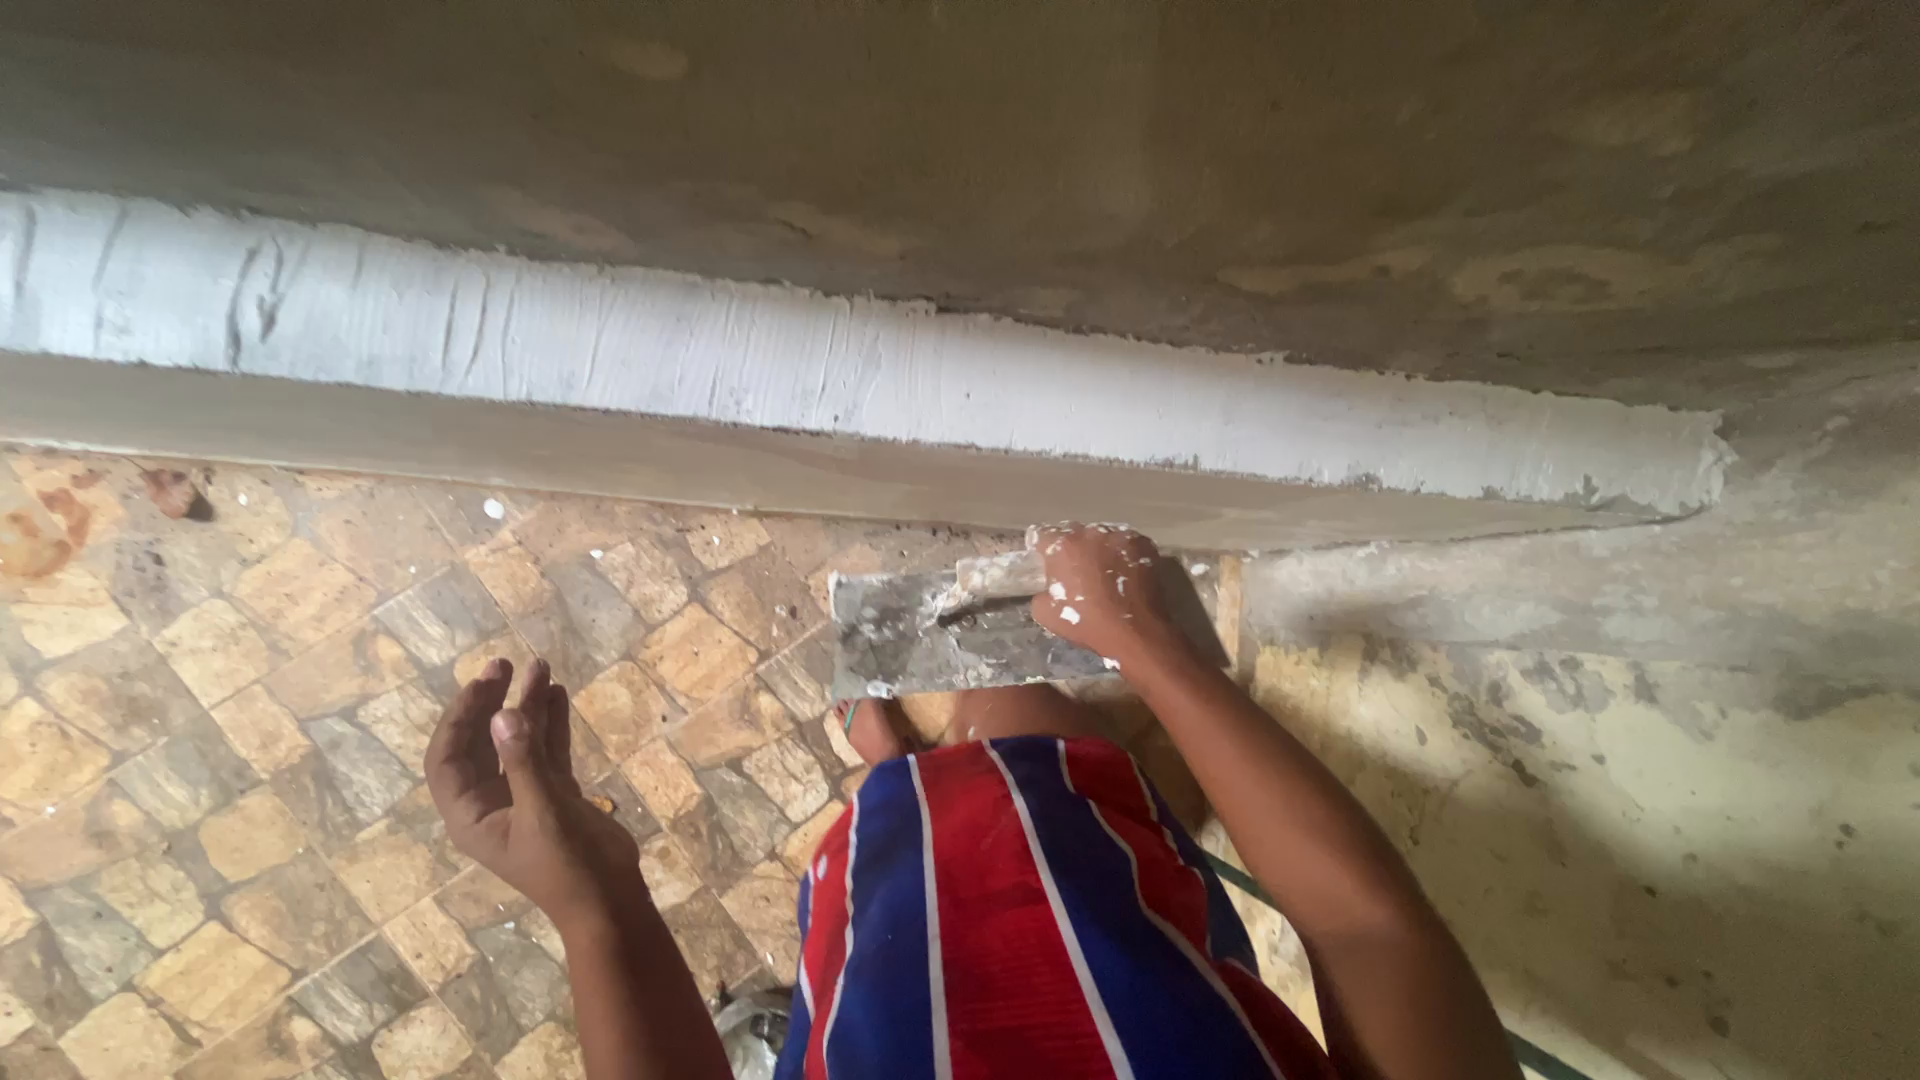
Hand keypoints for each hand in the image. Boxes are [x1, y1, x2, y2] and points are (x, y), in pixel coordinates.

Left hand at [426, 657, 642, 932]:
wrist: (607, 897)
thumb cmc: (566, 864)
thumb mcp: (544, 812)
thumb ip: (524, 763)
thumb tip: (503, 715)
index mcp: (471, 815)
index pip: (448, 757)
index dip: (461, 716)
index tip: (485, 681)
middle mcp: (490, 801)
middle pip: (479, 743)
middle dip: (491, 703)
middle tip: (506, 663)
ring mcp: (524, 796)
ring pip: (517, 741)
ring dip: (526, 706)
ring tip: (540, 667)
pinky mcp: (555, 794)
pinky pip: (546, 750)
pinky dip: (551, 723)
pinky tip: (557, 694)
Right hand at [1029, 523, 1182, 666]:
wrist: (1138, 633)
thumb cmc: (1089, 624)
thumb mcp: (1046, 614)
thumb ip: (1041, 592)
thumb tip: (1048, 588)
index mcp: (1063, 546)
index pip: (1041, 534)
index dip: (1040, 547)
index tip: (1044, 559)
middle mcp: (1090, 533)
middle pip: (1074, 532)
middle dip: (1072, 547)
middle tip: (1075, 569)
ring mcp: (1120, 536)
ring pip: (1102, 535)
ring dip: (1098, 548)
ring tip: (1104, 570)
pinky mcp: (1144, 544)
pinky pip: (1126, 543)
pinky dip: (1123, 554)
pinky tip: (1126, 572)